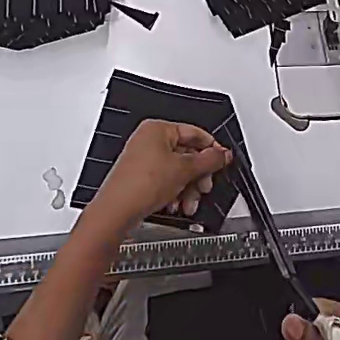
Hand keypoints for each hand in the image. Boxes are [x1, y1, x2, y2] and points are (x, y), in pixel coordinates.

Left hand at [83, 119, 231, 235]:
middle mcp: (149, 141)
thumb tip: (223, 154)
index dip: (211, 149)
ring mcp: (144, 159)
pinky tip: (176, 205)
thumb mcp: (185, 169)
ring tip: (189, 202)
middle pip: (187, 155)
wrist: (117, 210)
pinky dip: (174, 193)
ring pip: (178, 171)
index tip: (222, 161)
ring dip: (188, 189)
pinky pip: (166, 181)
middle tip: (204, 186)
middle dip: (198, 176)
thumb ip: (209, 160)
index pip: (194, 133)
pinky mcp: (141, 177)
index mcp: (157, 129)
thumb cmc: (140, 184)